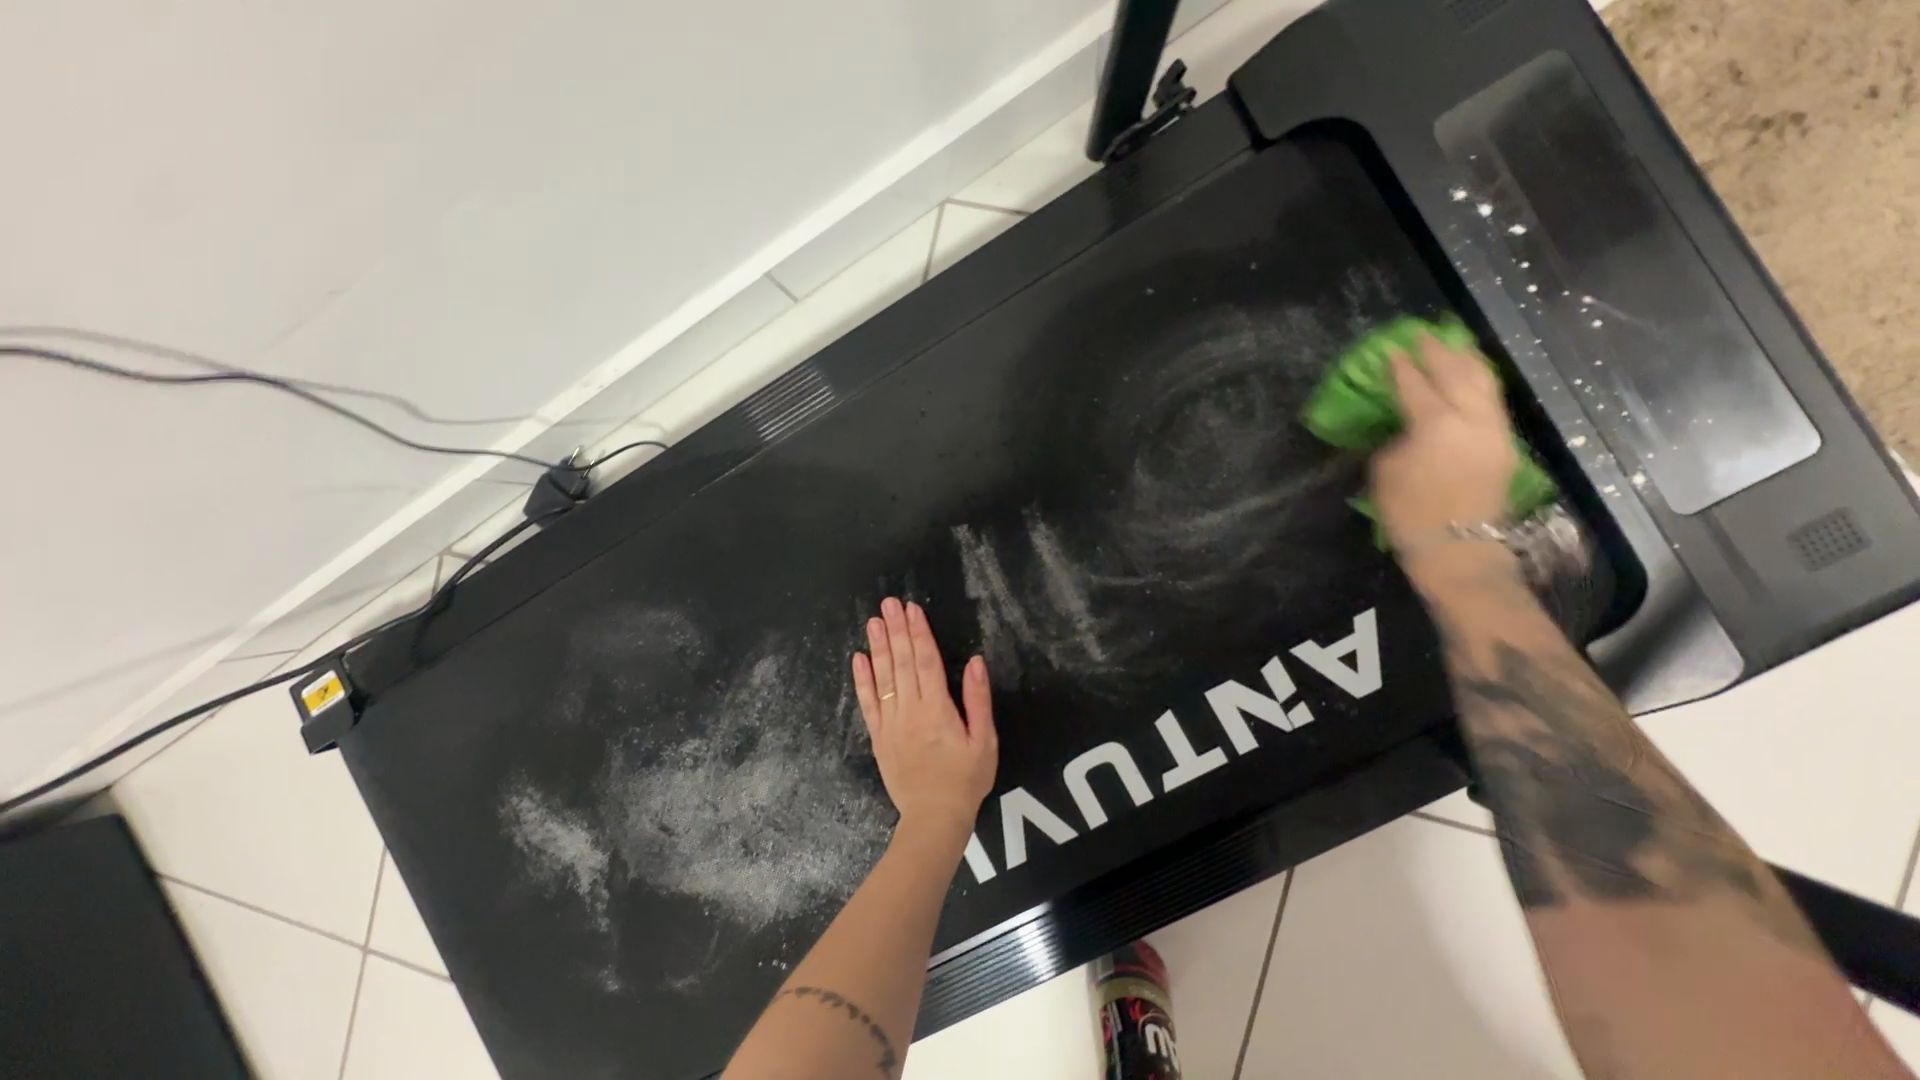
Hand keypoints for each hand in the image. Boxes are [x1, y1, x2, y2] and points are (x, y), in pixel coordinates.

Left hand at [851, 598, 997, 845]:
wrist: (934, 817)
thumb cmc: (966, 779)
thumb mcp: (984, 740)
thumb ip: (978, 700)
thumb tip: (975, 662)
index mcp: (937, 709)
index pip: (926, 661)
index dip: (919, 633)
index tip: (912, 609)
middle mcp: (910, 710)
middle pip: (902, 662)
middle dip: (896, 630)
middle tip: (889, 603)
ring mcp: (890, 723)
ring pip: (883, 678)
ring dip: (879, 647)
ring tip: (873, 621)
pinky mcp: (879, 737)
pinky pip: (868, 704)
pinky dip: (862, 680)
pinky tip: (859, 659)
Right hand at [1369, 333, 1521, 590]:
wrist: (1459, 550)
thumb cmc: (1410, 515)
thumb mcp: (1385, 472)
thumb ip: (1398, 439)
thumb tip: (1408, 426)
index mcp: (1435, 424)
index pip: (1416, 384)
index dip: (1402, 366)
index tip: (1392, 350)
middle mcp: (1471, 418)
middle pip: (1457, 373)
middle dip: (1439, 352)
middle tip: (1423, 337)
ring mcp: (1494, 430)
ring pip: (1484, 383)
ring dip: (1466, 362)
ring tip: (1452, 348)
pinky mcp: (1505, 445)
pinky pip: (1492, 402)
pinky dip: (1479, 383)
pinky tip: (1470, 378)